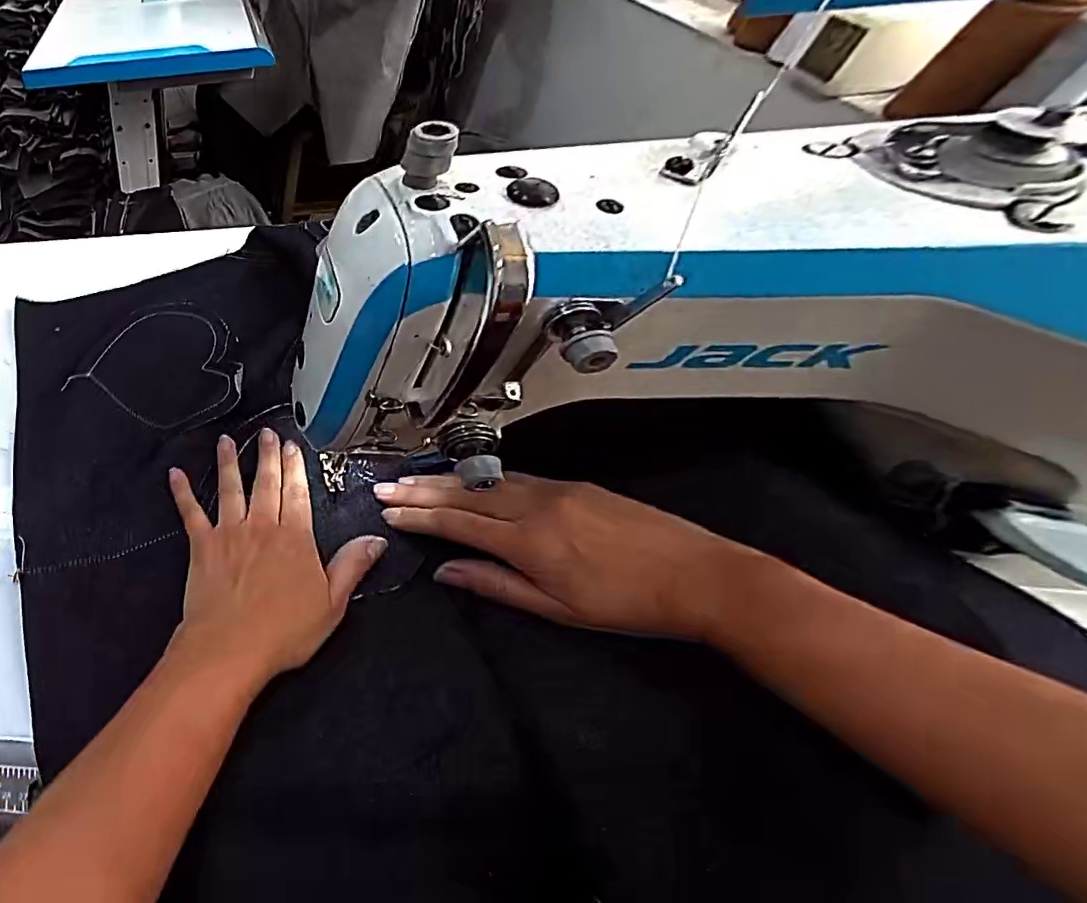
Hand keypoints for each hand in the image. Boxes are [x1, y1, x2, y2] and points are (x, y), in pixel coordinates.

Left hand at [169, 429, 384, 681]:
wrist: (230, 649)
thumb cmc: (282, 632)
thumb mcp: (331, 603)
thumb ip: (352, 566)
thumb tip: (375, 540)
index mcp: (294, 539)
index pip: (297, 493)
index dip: (295, 468)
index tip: (293, 448)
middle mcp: (262, 528)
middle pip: (266, 483)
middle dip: (268, 456)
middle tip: (267, 434)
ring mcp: (229, 534)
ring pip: (230, 489)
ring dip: (229, 462)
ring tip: (228, 441)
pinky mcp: (202, 546)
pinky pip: (191, 513)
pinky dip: (182, 492)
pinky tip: (175, 475)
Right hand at [375, 472, 770, 638]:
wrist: (700, 575)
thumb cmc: (629, 603)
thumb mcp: (558, 609)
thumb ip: (497, 585)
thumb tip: (448, 572)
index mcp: (529, 540)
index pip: (458, 521)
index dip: (419, 515)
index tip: (389, 510)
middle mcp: (536, 505)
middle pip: (465, 493)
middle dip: (420, 489)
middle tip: (385, 486)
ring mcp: (555, 489)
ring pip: (487, 481)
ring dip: (446, 480)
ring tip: (414, 480)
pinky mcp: (573, 484)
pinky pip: (513, 477)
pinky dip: (481, 478)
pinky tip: (469, 480)